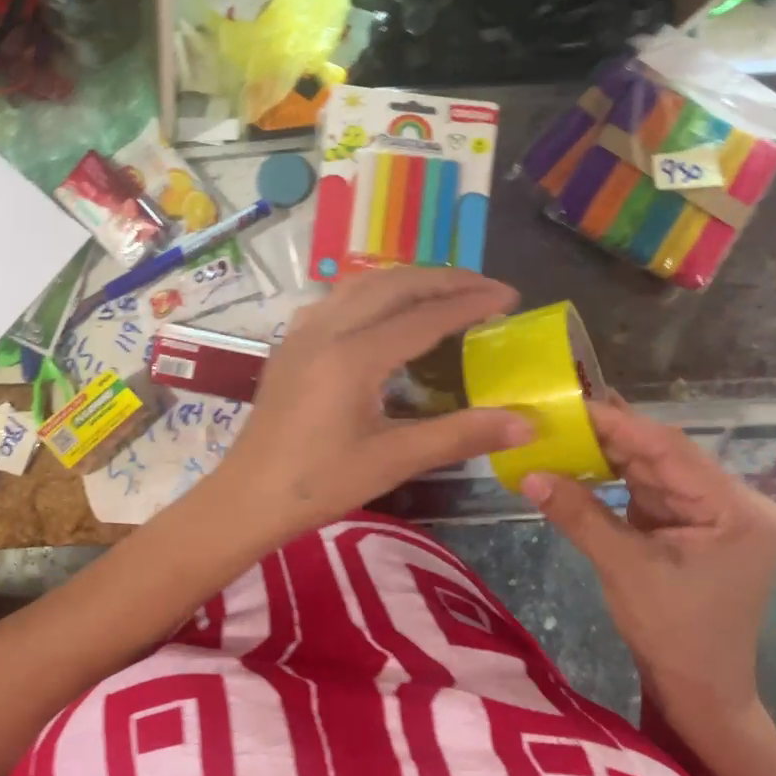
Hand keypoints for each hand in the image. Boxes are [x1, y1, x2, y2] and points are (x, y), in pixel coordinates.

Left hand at [208, 267, 532, 544]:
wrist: (248, 496)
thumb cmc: (319, 484)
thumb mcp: (393, 461)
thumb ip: (460, 436)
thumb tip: (527, 423)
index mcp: (354, 355)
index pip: (425, 315)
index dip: (471, 303)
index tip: (511, 298)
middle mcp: (326, 330)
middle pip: (392, 285)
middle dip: (443, 279)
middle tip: (485, 289)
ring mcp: (301, 333)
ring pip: (359, 285)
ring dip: (405, 281)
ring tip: (443, 293)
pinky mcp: (288, 345)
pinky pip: (334, 300)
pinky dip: (370, 293)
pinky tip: (383, 313)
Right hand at [523, 399, 775, 718]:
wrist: (700, 689)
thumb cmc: (674, 631)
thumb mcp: (623, 568)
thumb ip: (579, 514)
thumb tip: (527, 474)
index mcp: (735, 508)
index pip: (669, 449)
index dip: (617, 423)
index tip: (568, 404)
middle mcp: (731, 503)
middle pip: (662, 456)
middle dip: (608, 437)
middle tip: (553, 415)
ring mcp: (710, 515)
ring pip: (652, 471)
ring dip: (606, 457)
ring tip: (557, 433)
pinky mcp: (689, 528)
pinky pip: (647, 493)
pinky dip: (612, 481)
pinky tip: (579, 465)